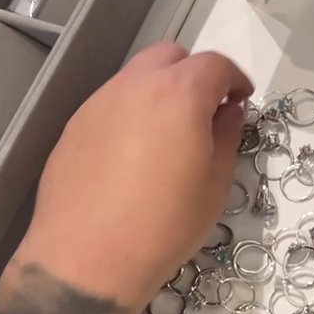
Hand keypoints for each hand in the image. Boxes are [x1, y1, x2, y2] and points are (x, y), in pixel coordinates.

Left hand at [13, 42, 251, 313]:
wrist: (87, 257)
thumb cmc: (163, 224)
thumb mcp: (214, 184)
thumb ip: (227, 135)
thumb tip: (229, 111)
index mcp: (178, 93)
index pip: (215, 64)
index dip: (234, 79)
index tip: (240, 101)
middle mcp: (134, 85)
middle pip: (170, 57)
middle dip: (193, 74)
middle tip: (204, 112)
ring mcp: (98, 102)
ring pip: (136, 78)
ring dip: (158, 92)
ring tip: (166, 136)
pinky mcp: (74, 125)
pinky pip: (110, 104)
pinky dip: (129, 114)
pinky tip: (131, 155)